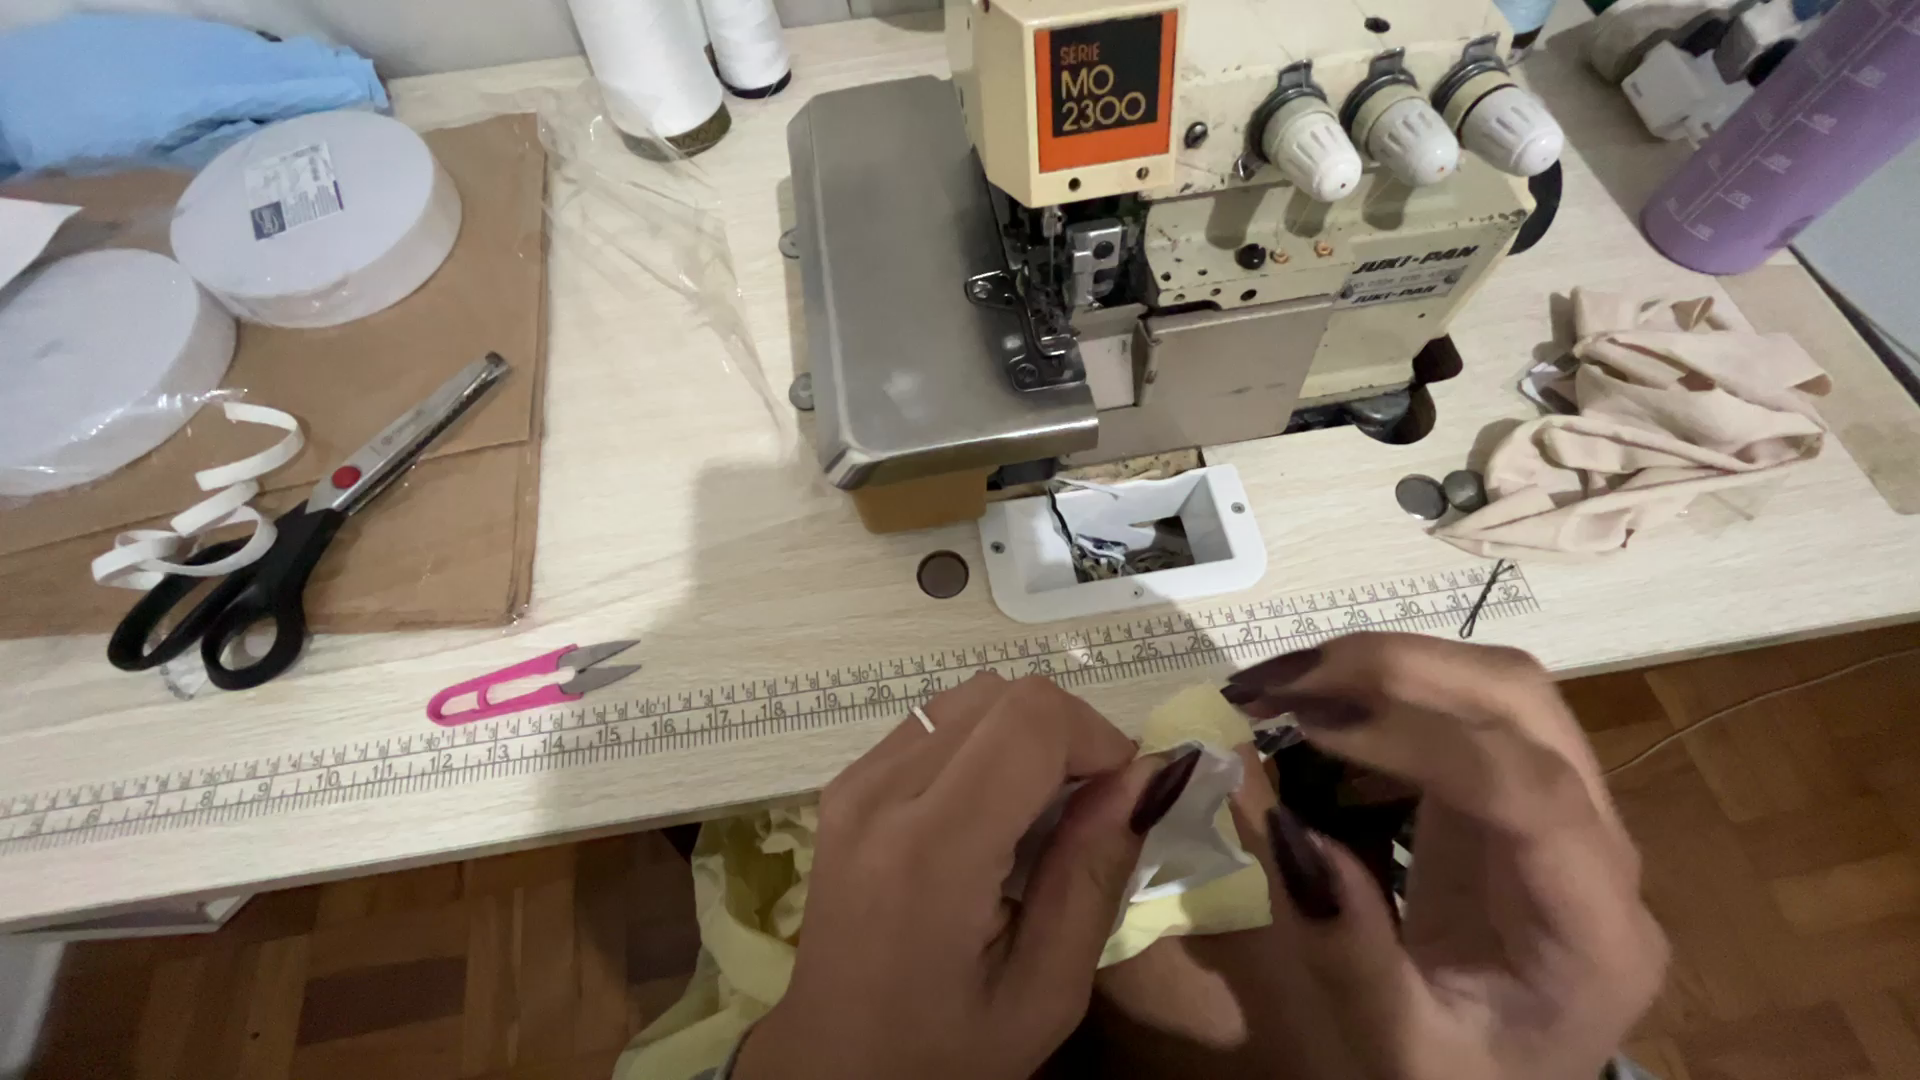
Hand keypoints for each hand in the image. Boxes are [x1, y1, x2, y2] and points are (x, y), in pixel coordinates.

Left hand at [733, 673, 1197, 1079]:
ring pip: (970, 697)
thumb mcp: (1045, 992)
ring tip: (1036, 810)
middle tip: (1085, 807)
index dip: (1095, 737)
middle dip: (1066, 734)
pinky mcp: (845, 780)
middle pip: (1002, 694)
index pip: (1029, 719)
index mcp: (930, 850)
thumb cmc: (945, 1053)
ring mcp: (853, 779)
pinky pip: (935, 720)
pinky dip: (983, 742)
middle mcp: (879, 791)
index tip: (1120, 795)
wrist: (830, 1067)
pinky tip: (987, 807)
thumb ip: (1094, 873)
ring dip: (1024, 734)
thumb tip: (1144, 776)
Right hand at [1092, 633, 1667, 1079]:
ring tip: (1281, 684)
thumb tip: (1288, 828)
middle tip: (1275, 682)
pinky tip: (1316, 717)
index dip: (1414, 737)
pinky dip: (1378, 688)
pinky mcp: (1513, 788)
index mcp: (1591, 927)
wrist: (1510, 1075)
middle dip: (1387, 667)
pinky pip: (1458, 706)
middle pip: (1520, 701)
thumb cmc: (1465, 1071)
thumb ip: (1349, 953)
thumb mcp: (1399, 1046)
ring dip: (1380, 663)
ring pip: (1492, 683)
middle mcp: (1599, 845)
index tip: (1303, 722)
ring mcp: (1563, 804)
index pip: (1526, 789)